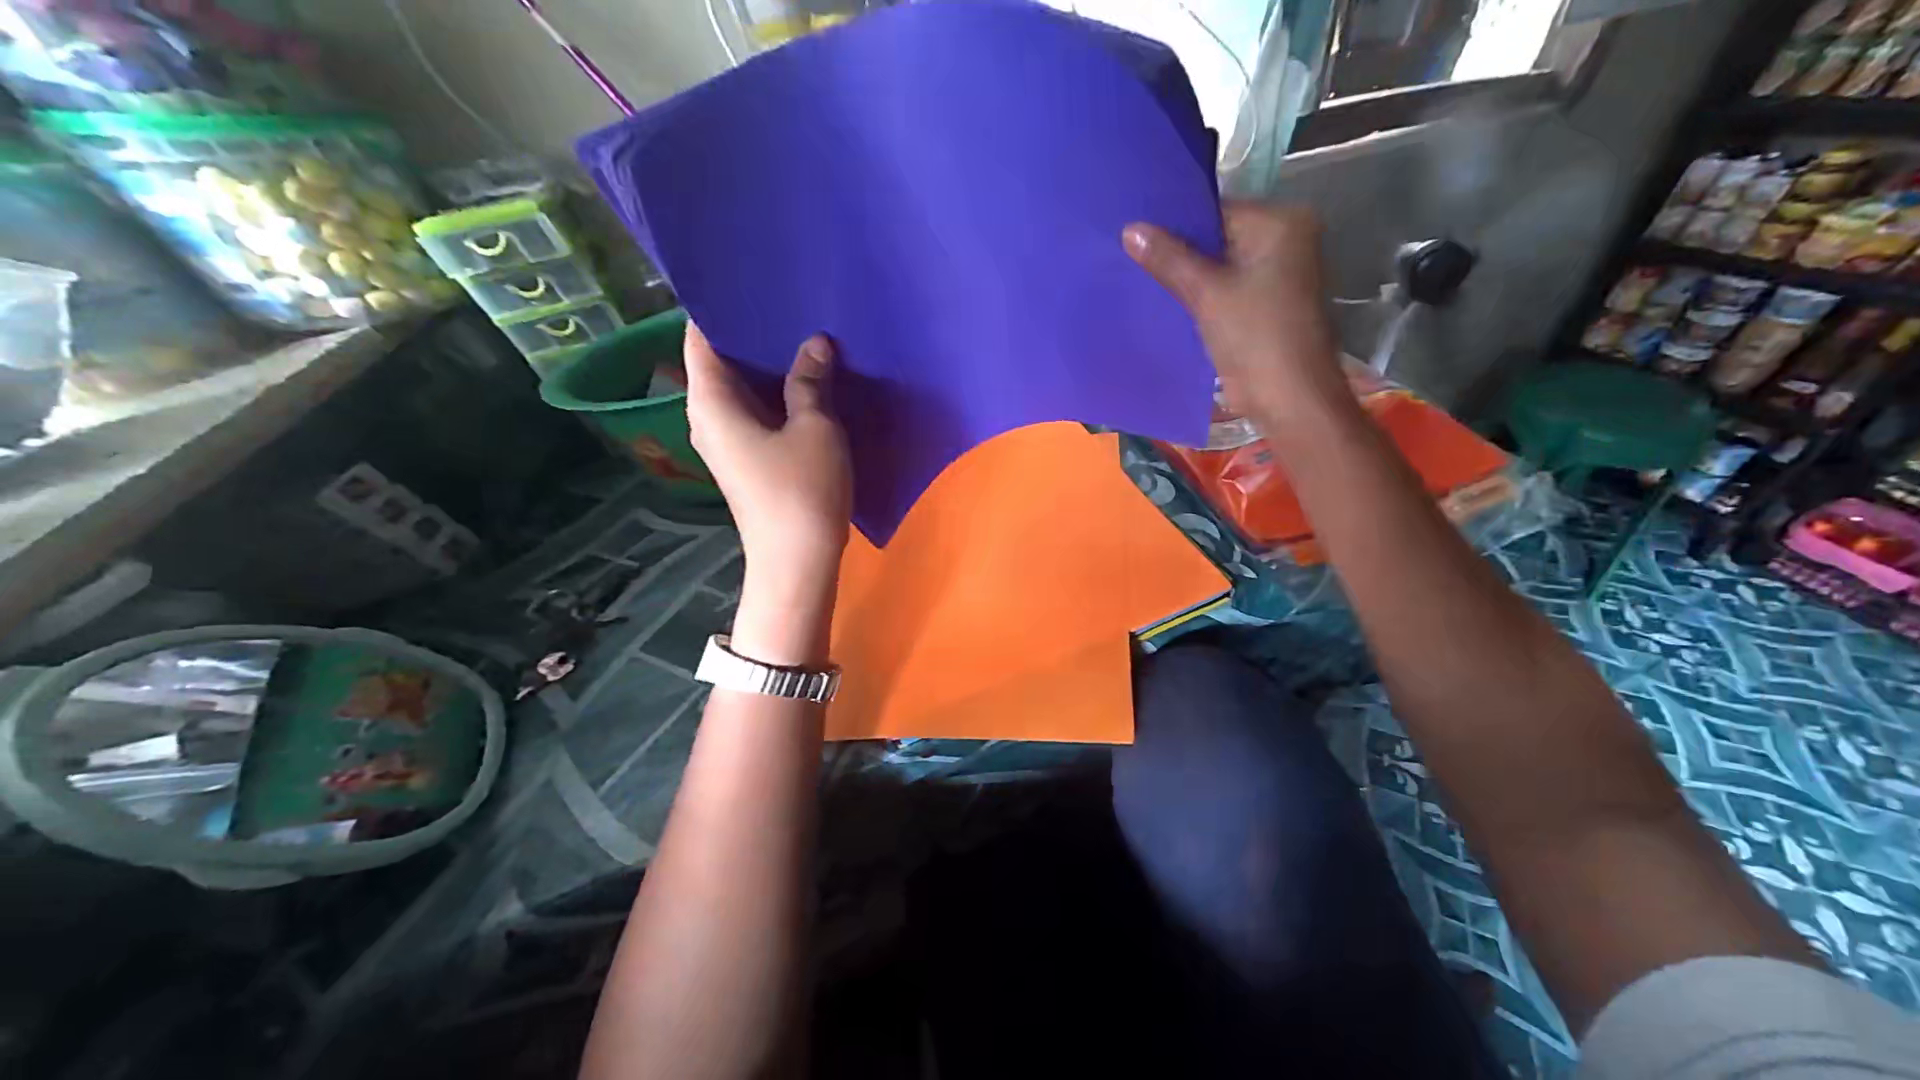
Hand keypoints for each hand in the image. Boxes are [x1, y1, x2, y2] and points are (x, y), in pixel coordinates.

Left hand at [683, 322, 851, 592]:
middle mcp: (706, 418)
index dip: (718, 308)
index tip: (746, 281)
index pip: (699, 339)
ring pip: (738, 390)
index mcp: (711, 402)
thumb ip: (810, 381)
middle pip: (718, 363)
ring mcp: (724, 443)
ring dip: (764, 366)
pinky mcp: (744, 461)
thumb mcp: (815, 428)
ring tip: (798, 334)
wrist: (796, 561)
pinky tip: (803, 381)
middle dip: (748, 334)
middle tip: (784, 303)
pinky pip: (752, 413)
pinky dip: (771, 394)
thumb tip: (815, 344)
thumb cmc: (801, 490)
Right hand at [1123, 201, 1350, 426]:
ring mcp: (1277, 274)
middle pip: (1217, 237)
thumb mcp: (1206, 294)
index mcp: (1281, 223)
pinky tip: (1166, 302)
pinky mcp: (1265, 304)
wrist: (1290, 398)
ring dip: (1185, 275)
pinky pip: (1225, 288)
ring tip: (1140, 277)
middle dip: (1177, 251)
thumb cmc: (1255, 337)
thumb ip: (1168, 259)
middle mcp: (1285, 240)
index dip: (1174, 223)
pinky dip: (1200, 295)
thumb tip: (1129, 228)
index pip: (1216, 210)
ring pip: (1219, 265)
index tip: (1134, 233)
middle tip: (1128, 255)